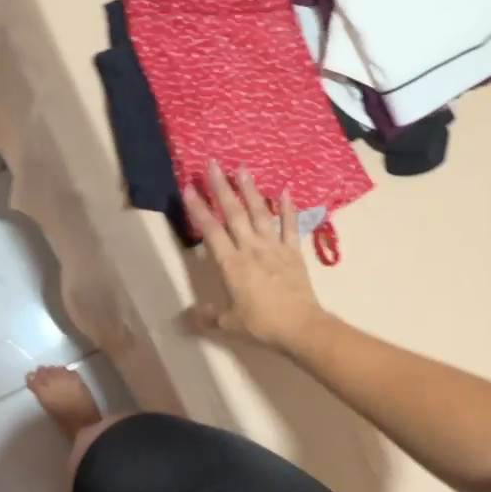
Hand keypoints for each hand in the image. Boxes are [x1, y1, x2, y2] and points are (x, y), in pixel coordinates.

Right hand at [182, 161, 330, 353]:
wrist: (301, 327)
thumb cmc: (262, 325)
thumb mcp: (230, 324)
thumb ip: (211, 315)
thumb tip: (195, 313)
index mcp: (232, 265)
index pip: (211, 231)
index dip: (199, 209)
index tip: (189, 187)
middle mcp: (251, 249)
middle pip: (234, 213)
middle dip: (221, 187)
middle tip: (213, 164)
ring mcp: (274, 248)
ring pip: (260, 213)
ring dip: (250, 190)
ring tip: (242, 168)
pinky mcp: (293, 252)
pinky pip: (289, 226)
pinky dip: (288, 208)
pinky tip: (286, 191)